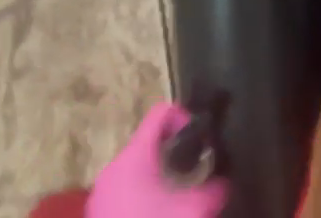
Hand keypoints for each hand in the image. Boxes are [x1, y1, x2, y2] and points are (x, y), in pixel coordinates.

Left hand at [88, 102, 228, 217]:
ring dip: (161, 175)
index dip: (184, 118)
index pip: (160, 113)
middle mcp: (115, 167)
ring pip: (138, 167)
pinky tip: (159, 214)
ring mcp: (102, 192)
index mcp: (135, 156)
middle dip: (175, 152)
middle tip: (195, 171)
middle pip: (149, 141)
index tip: (200, 140)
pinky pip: (126, 189)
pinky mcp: (98, 214)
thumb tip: (222, 183)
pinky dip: (146, 194)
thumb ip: (214, 190)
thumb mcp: (194, 211)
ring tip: (179, 197)